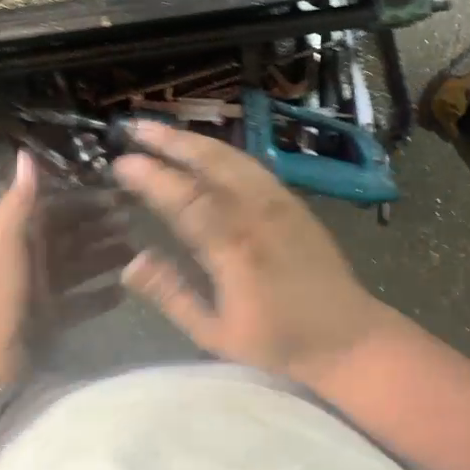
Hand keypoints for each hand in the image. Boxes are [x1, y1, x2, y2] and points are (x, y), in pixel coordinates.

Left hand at [0, 152, 131, 389]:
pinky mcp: (49, 321)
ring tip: (138, 251)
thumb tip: (27, 152)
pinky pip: (81, 304)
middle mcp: (30, 258)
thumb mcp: (3, 239)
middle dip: (101, 228)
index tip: (118, 194)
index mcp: (17, 235)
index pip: (57, 209)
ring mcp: (40, 291)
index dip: (85, 201)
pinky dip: (100, 297)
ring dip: (106, 258)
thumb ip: (20, 200)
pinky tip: (126, 291)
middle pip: (72, 237)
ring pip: (80, 267)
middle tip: (137, 221)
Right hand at [115, 122, 395, 384]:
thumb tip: (130, 263)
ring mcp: (277, 201)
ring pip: (229, 156)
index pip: (185, 198)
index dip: (152, 176)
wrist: (347, 337)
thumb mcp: (215, 334)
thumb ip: (172, 295)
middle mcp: (256, 213)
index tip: (121, 162)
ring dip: (191, 139)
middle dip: (168, 140)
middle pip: (208, 162)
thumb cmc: (277, 341)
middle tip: (132, 127)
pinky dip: (218, 150)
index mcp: (234, 248)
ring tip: (158, 131)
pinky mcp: (291, 199)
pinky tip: (201, 149)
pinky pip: (249, 164)